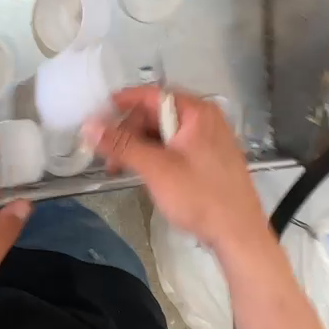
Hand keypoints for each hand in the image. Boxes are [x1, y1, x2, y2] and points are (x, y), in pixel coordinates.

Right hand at [85, 87, 271, 256]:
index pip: (151, 95)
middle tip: (107, 153)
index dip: (121, 103)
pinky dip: (155, 155)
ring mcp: (209, 140)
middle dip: (128, 131)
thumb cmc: (200, 197)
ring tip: (119, 167)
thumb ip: (121, 144)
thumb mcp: (155, 168)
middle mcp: (205, 120)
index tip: (97, 116)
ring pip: (164, 133)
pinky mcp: (209, 160)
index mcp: (197, 113)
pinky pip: (175, 148)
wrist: (237, 232)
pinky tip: (143, 173)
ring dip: (138, 146)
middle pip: (156, 114)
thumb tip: (90, 126)